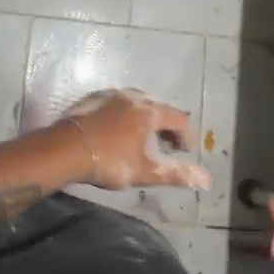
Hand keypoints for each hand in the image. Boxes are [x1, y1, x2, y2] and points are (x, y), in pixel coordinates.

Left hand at [59, 89, 211, 190]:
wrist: (66, 149)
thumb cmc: (111, 160)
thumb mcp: (146, 171)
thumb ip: (177, 174)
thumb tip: (207, 179)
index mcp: (149, 110)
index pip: (179, 119)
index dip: (186, 136)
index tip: (184, 153)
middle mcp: (133, 96)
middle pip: (158, 107)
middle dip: (165, 126)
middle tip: (165, 146)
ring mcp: (110, 94)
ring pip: (136, 103)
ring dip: (144, 119)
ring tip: (142, 138)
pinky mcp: (92, 98)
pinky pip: (117, 103)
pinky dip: (125, 115)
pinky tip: (117, 130)